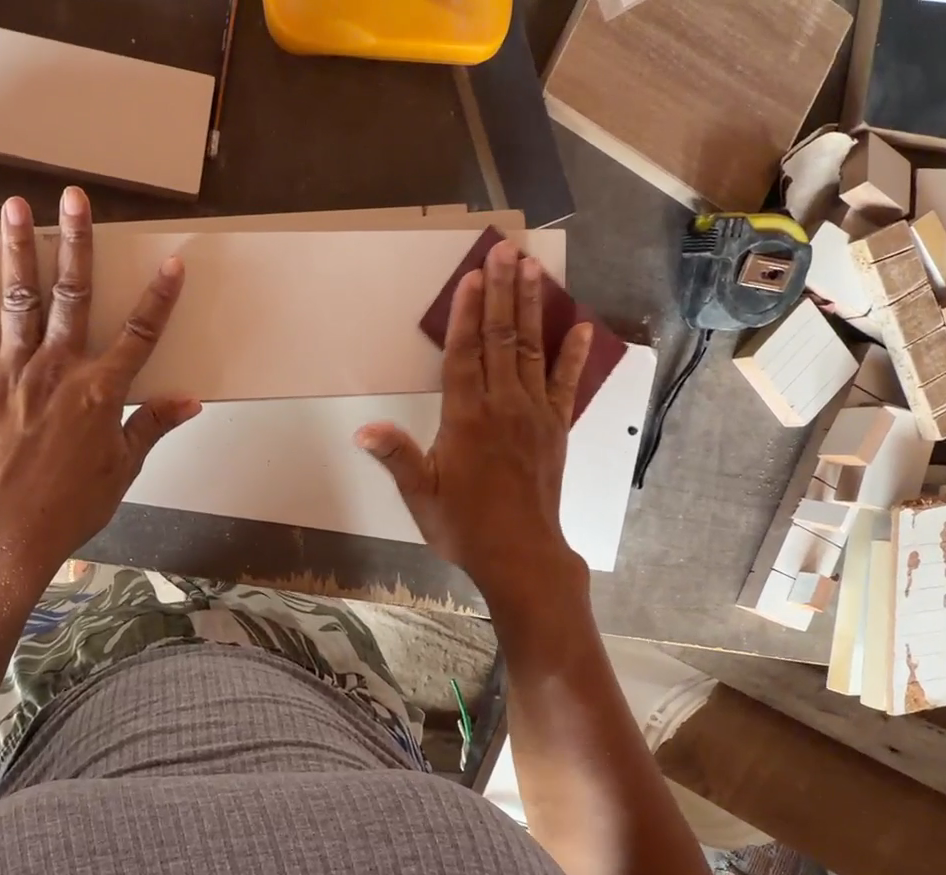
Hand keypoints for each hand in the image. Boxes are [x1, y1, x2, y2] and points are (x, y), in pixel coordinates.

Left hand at [0, 187, 200, 588]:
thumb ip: (152, 426)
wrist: (13, 529)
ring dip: (20, 250)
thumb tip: (190, 402)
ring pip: (21, 300)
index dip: (160, 297)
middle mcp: (59, 370)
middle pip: (73, 295)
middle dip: (77, 242)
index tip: (173, 263)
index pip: (140, 333)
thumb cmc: (72, 505)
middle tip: (74, 198)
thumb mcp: (123, 467)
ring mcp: (16, 373)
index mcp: (101, 391)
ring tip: (15, 206)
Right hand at [355, 239, 592, 612]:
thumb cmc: (463, 525)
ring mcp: (533, 414)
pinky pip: (564, 383)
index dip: (466, 313)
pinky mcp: (555, 428)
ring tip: (533, 269)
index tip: (473, 275)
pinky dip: (574, 355)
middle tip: (506, 250)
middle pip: (500, 338)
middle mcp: (502, 406)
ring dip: (532, 307)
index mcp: (465, 418)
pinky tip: (581, 327)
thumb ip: (395, 456)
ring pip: (531, 350)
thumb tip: (364, 429)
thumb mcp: (419, 494)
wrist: (520, 554)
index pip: (464, 353)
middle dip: (502, 292)